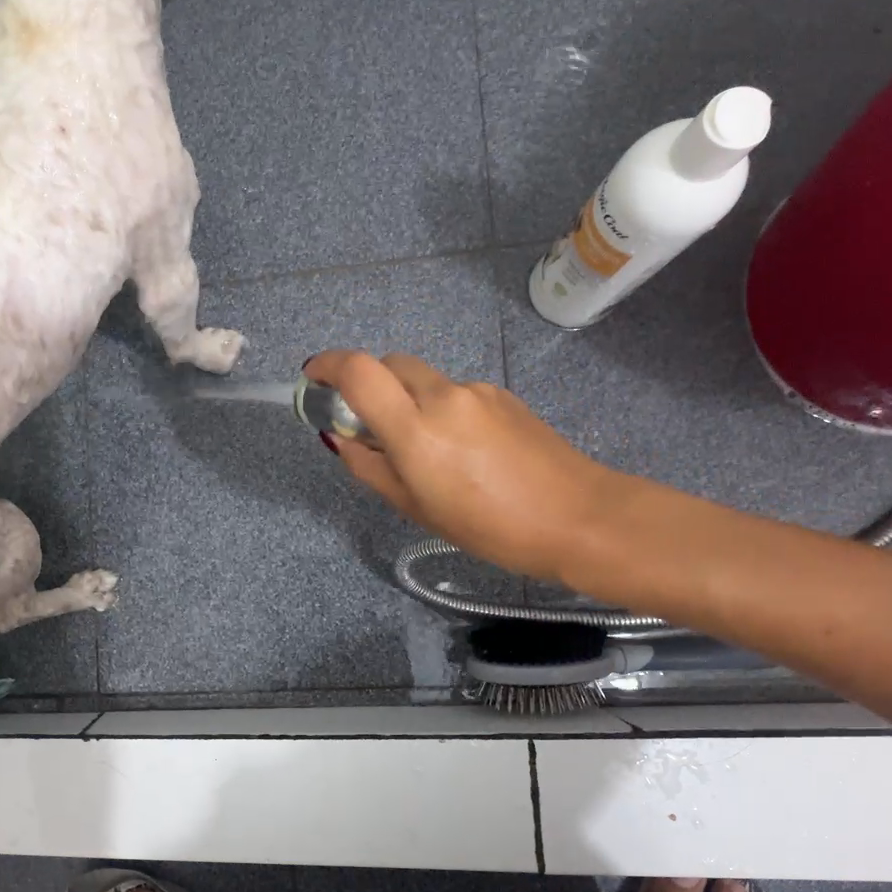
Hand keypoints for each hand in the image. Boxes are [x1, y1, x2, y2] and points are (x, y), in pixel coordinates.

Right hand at [303, 350, 622, 580]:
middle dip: (369, 385)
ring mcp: (477, 391)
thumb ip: (369, 467)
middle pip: (389, 365)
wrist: (578, 516)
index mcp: (415, 428)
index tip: (313, 378)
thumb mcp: (414, 507)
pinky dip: (439, 411)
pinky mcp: (502, 396)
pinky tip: (462, 453)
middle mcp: (443, 396)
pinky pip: (454, 393)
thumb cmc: (487, 526)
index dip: (327, 366)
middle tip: (368, 427)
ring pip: (423, 380)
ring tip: (425, 454)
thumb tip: (344, 438)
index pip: (358, 371)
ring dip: (407, 401)